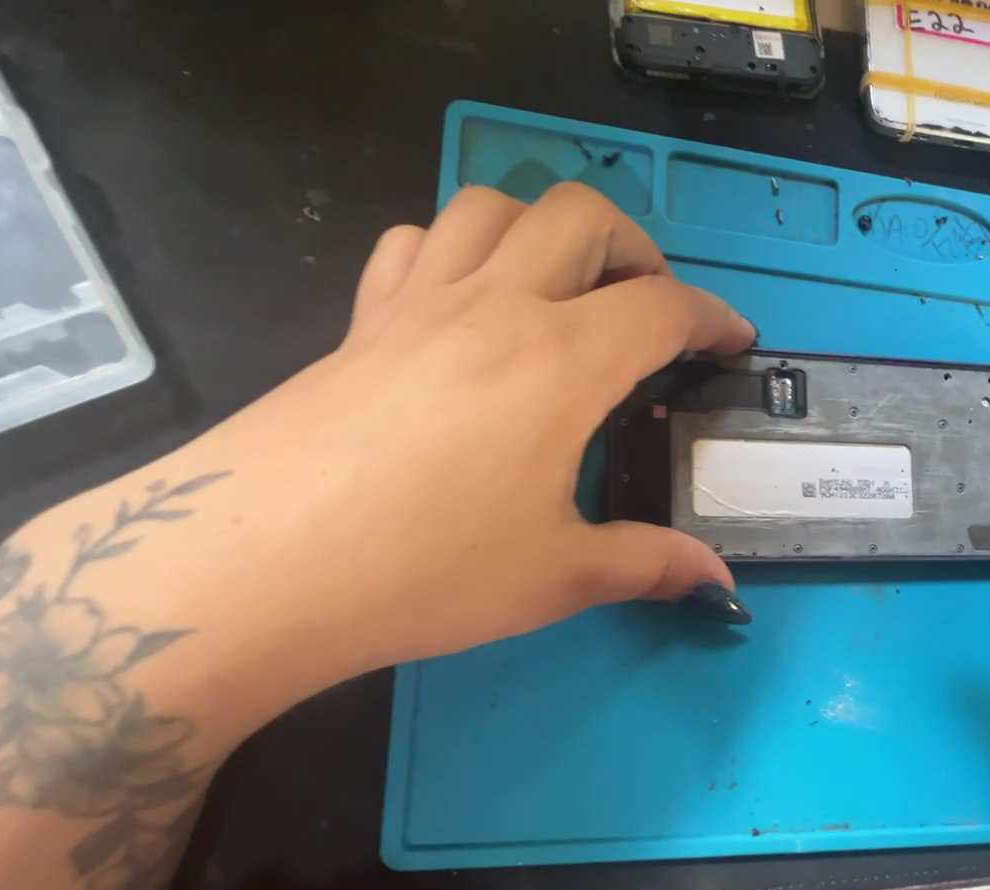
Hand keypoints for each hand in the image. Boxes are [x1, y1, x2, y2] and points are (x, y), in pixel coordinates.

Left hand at [116, 183, 755, 704]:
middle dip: (637, 249)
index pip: (661, 307)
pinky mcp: (361, 321)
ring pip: (493, 206)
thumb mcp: (558, 578)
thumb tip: (719, 583)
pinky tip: (466, 303)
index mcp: (562, 363)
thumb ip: (650, 565)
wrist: (256, 569)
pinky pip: (417, 243)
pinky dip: (459, 250)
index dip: (712, 317)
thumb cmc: (426, 572)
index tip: (733, 341)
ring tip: (564, 290)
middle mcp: (496, 307)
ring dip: (547, 231)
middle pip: (582, 217)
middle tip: (650, 310)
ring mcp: (418, 303)